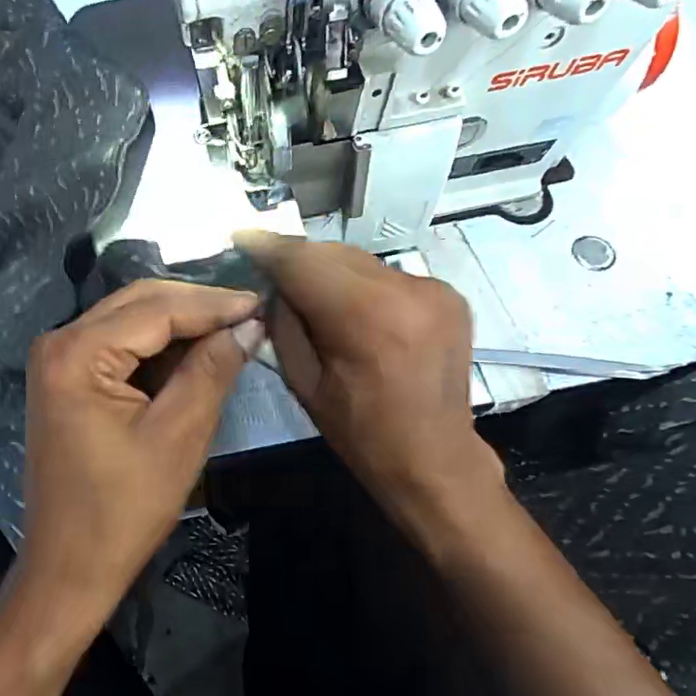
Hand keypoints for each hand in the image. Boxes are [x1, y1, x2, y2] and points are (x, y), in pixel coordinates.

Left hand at [22, 280, 262, 611]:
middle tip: (253, 313)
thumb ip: (212, 369)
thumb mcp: (180, 433)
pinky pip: (124, 344)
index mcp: (76, 354)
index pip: (157, 308)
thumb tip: (250, 324)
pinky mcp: (71, 380)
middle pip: (141, 302)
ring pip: (134, 319)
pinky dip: (164, 344)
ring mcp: (61, 361)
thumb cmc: (125, 506)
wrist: (73, 565)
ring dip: (185, 322)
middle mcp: (59, 343)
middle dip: (200, 305)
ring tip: (236, 327)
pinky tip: (201, 349)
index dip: (215, 303)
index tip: (263, 303)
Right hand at [236, 232, 503, 525]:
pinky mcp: (451, 295)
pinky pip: (392, 278)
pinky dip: (370, 288)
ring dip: (336, 274)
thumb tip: (274, 284)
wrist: (435, 457)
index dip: (270, 247)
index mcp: (367, 318)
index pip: (305, 262)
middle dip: (302, 261)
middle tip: (275, 274)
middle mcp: (407, 291)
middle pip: (336, 254)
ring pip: (365, 262)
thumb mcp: (306, 383)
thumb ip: (285, 324)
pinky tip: (364, 315)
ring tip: (320, 300)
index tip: (244, 238)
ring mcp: (435, 289)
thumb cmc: (363, 434)